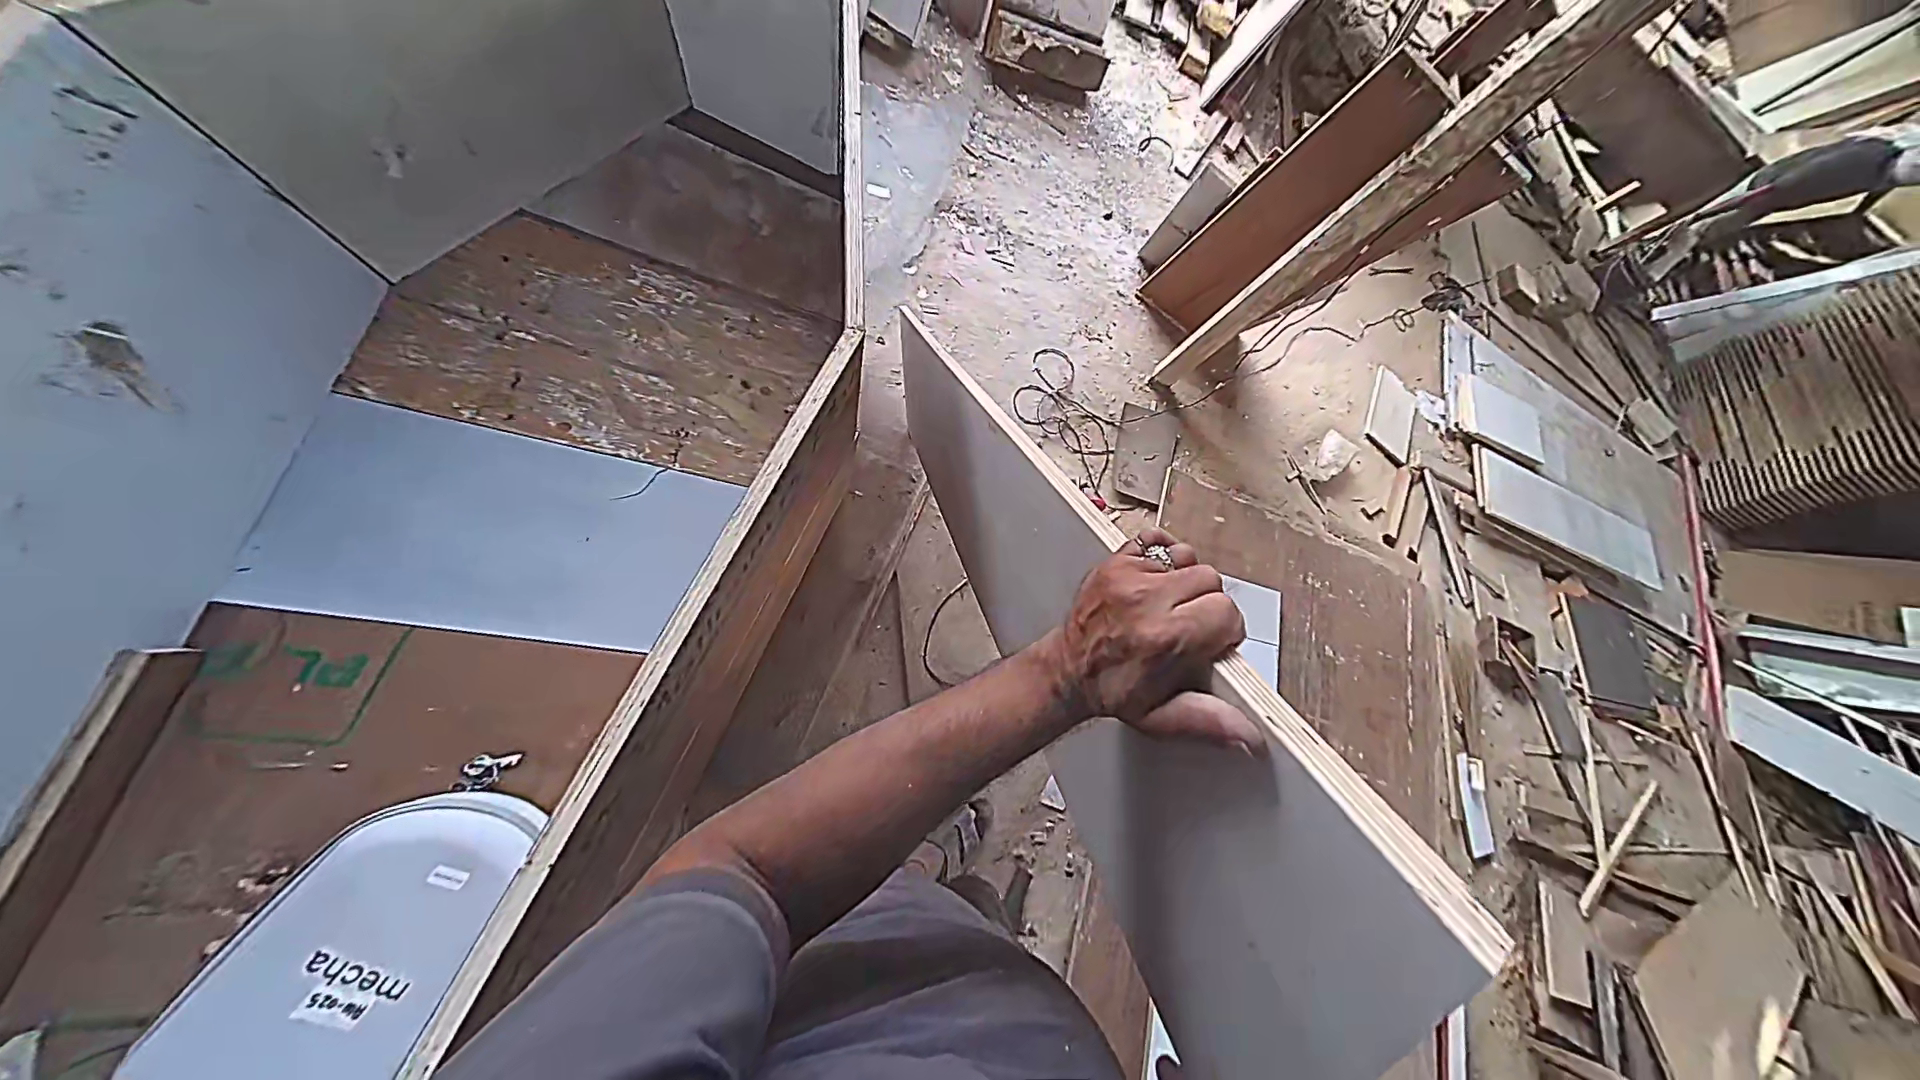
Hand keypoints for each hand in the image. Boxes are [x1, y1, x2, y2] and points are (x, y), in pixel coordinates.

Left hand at [1036, 528, 1264, 753]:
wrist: (1067, 670)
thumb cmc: (1110, 690)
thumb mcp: (1161, 716)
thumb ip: (1209, 721)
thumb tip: (1249, 735)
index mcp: (1164, 638)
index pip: (1226, 611)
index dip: (1225, 628)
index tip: (1213, 638)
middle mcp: (1146, 601)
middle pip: (1210, 581)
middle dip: (1207, 603)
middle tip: (1188, 623)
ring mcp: (1127, 577)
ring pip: (1187, 558)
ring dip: (1185, 579)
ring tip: (1169, 603)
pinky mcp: (1113, 563)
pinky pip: (1154, 540)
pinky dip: (1160, 556)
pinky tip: (1155, 579)